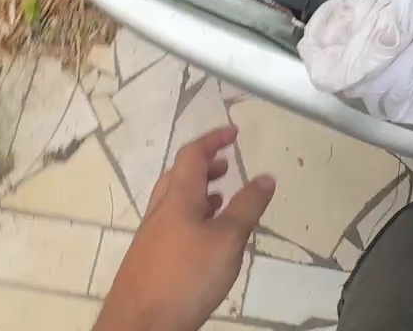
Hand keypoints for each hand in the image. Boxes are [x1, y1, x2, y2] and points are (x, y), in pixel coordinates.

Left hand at [94, 126, 275, 330]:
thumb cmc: (184, 279)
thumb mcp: (227, 240)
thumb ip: (247, 207)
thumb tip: (266, 177)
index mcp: (178, 199)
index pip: (193, 155)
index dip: (213, 139)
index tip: (234, 133)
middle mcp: (160, 213)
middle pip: (178, 176)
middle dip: (204, 165)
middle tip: (227, 165)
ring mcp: (149, 240)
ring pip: (173, 203)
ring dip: (198, 193)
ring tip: (220, 201)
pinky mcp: (146, 264)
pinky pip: (170, 226)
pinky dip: (190, 219)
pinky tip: (204, 242)